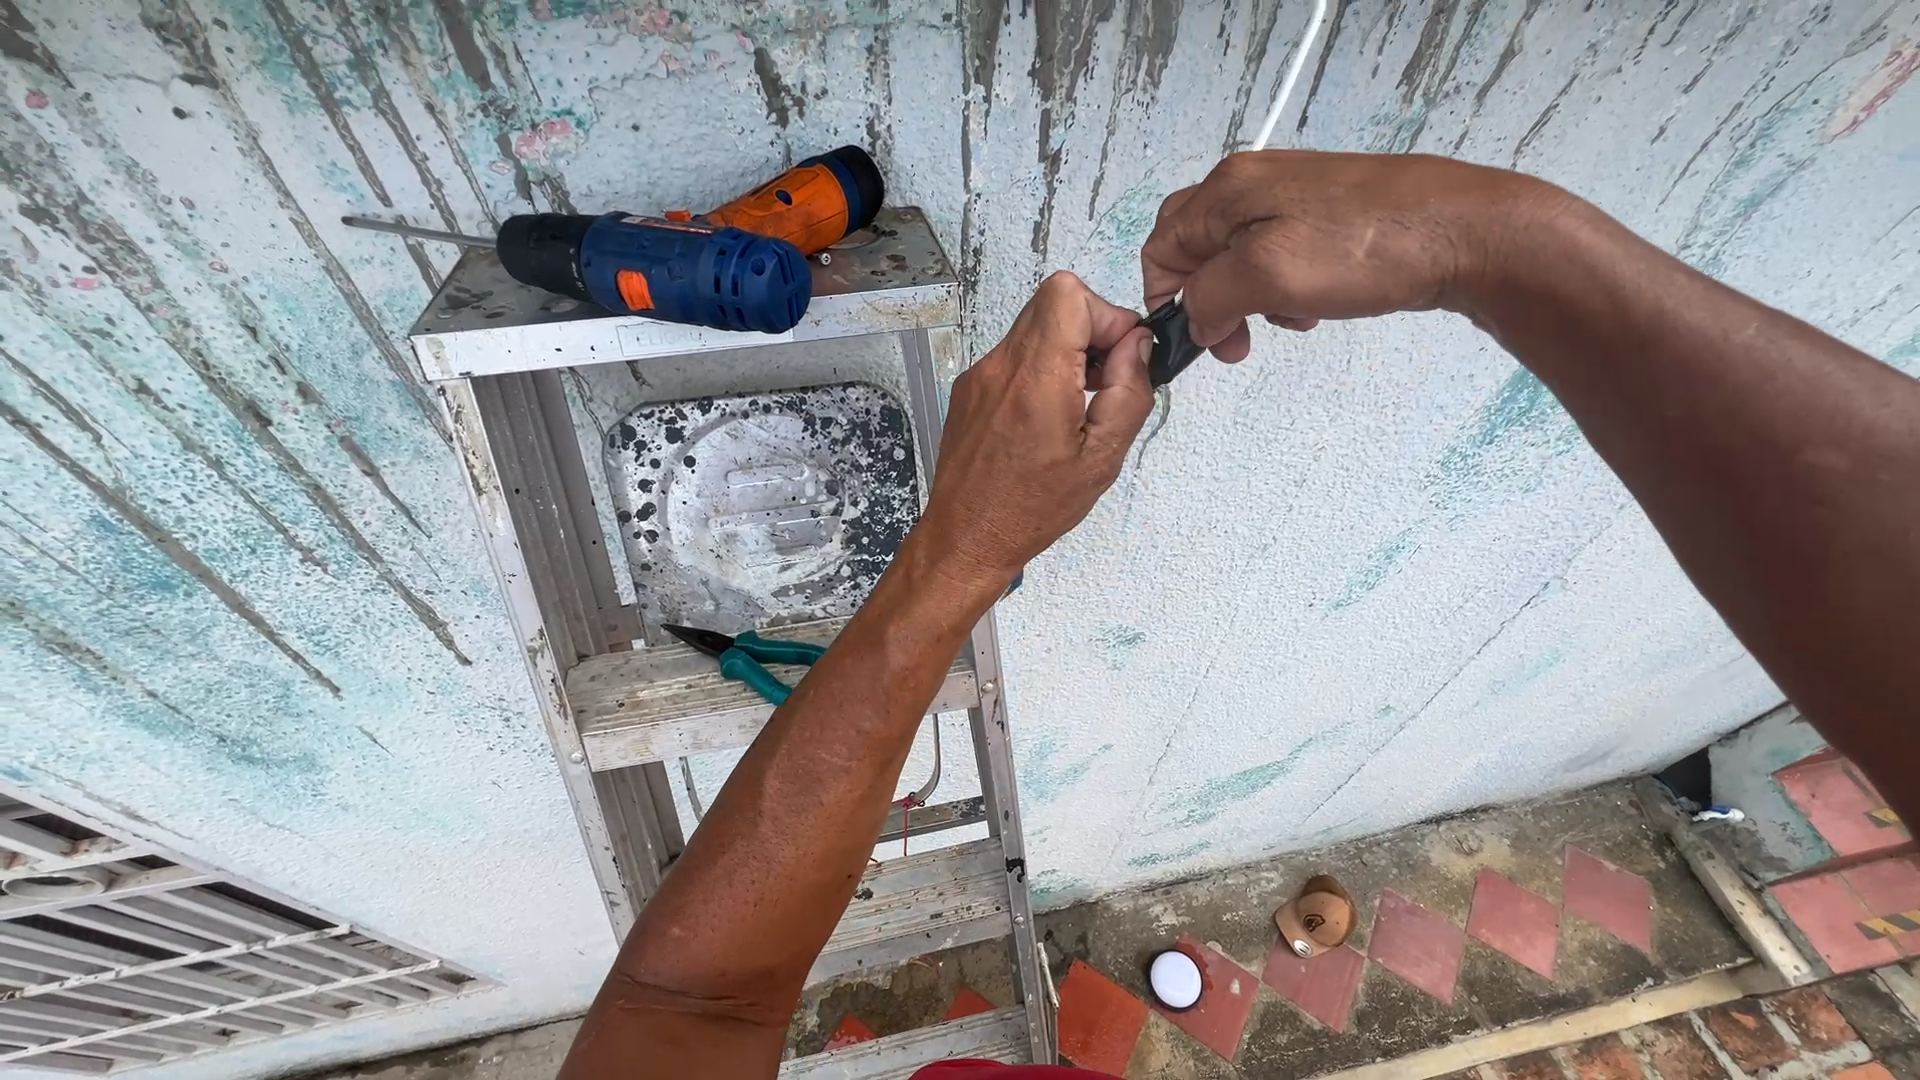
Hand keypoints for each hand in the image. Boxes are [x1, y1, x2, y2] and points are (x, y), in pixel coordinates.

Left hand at [915, 272, 1155, 583]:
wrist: (968, 536)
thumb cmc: (1030, 509)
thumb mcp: (1101, 459)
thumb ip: (1129, 392)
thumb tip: (1138, 344)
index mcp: (1035, 378)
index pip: (1068, 295)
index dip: (1106, 316)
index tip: (1119, 358)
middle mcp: (1000, 367)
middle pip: (1053, 302)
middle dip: (1091, 331)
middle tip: (1102, 381)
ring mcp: (979, 375)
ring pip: (1034, 327)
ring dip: (1066, 351)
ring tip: (1076, 404)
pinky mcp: (969, 388)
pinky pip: (1014, 356)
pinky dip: (1040, 370)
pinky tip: (1046, 417)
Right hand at [1140, 150, 1564, 361]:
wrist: (1464, 233)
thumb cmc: (1361, 250)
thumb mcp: (1263, 276)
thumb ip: (1207, 299)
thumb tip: (1197, 321)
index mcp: (1226, 190)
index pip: (1160, 248)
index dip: (1166, 298)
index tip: (1198, 337)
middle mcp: (1251, 184)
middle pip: (1194, 253)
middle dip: (1206, 302)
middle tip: (1234, 341)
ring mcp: (1290, 197)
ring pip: (1234, 260)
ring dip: (1245, 301)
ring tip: (1283, 324)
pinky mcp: (1323, 215)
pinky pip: (1275, 259)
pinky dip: (1278, 292)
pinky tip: (1309, 309)